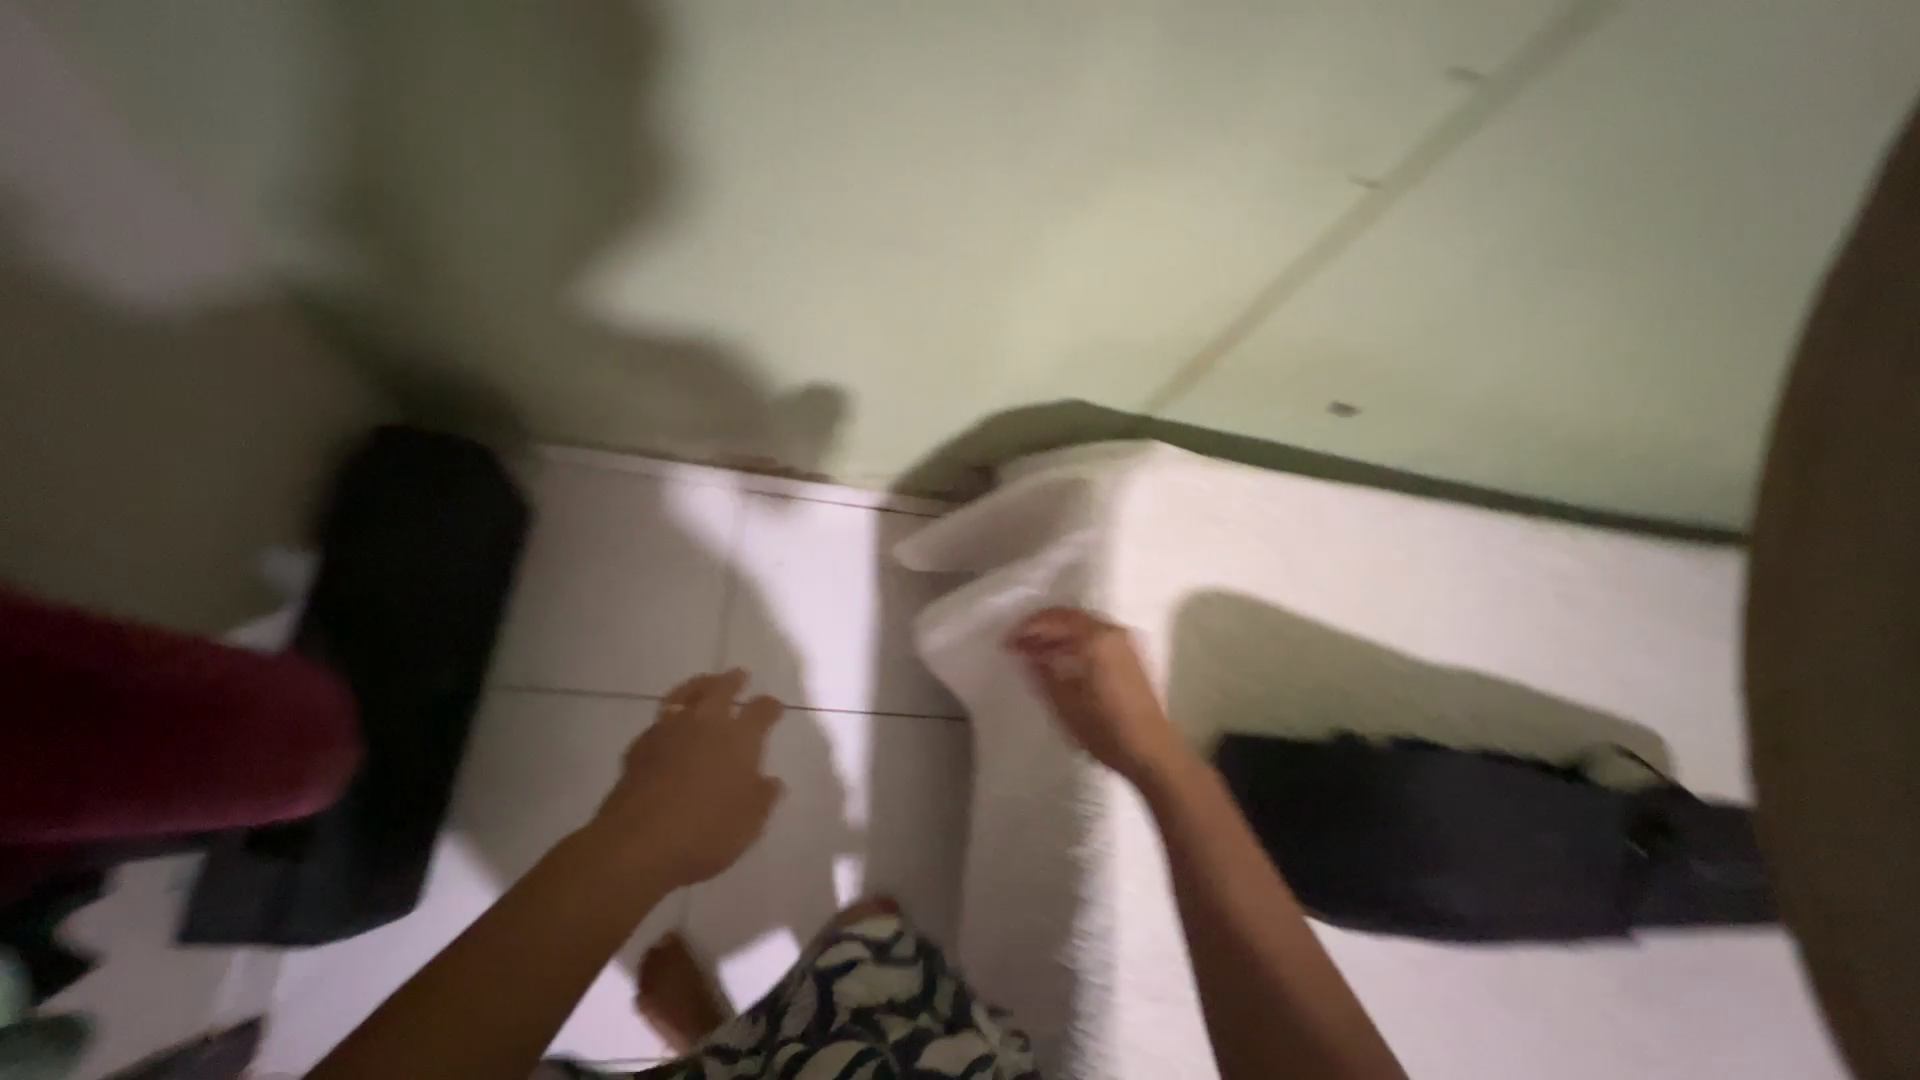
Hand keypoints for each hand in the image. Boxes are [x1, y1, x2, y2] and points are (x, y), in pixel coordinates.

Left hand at [586, 669, 785, 887]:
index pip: (761, 711)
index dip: (770, 707)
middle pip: (721, 690)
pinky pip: (658, 722)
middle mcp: (705, 725)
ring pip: (685, 695)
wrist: (637, 844)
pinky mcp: (639, 747)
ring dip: (698, 686)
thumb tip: (771, 782)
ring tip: (703, 683)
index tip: (774, 706)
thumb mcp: (749, 822)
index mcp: (739, 739)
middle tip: (739, 675)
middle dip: (732, 681)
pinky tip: (669, 726)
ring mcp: (668, 732)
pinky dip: (668, 719)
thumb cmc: (706, 834)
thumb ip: (762, 797)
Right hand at [1006, 608, 1189, 784]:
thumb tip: (1026, 651)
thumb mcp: (1063, 703)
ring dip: (1059, 633)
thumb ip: (1042, 670)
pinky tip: (1063, 660)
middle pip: (1069, 617)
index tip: (1006, 643)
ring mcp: (1126, 642)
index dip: (1026, 629)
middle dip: (1042, 627)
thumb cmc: (1104, 730)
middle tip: (1019, 645)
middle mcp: (1112, 631)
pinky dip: (1076, 640)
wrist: (1151, 751)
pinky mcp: (1132, 655)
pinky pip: (1097, 635)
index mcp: (1095, 639)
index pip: (1052, 619)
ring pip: (1084, 625)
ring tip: (1037, 653)